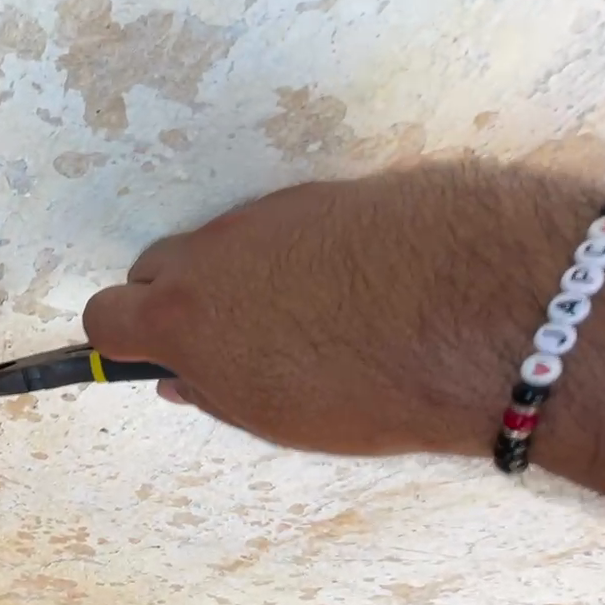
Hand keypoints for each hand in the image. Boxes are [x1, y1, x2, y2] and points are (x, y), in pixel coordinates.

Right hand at [83, 163, 604, 456]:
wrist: (501, 315)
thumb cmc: (363, 390)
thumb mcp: (267, 414)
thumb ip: (207, 390)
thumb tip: (177, 378)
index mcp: (180, 313)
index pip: (104, 316)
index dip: (119, 340)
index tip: (151, 359)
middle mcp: (212, 252)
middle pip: (155, 269)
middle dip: (172, 301)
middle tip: (226, 340)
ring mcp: (272, 213)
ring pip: (223, 245)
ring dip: (237, 277)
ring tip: (306, 317)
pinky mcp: (331, 190)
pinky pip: (285, 225)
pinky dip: (296, 253)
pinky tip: (355, 285)